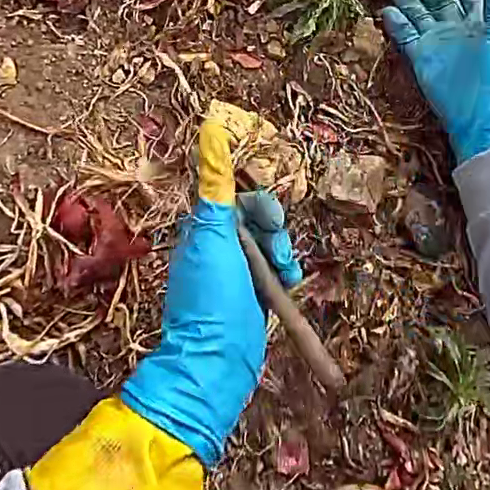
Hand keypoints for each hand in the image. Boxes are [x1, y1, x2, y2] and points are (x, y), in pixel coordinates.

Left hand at [121, 102, 299, 465]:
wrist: (216, 361)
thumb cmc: (212, 296)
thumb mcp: (214, 235)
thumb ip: (216, 184)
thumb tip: (210, 127)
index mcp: (201, 226)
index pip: (231, 192)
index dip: (255, 196)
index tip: (269, 211)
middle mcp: (216, 242)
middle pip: (254, 215)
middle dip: (271, 224)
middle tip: (276, 242)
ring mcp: (234, 268)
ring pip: (268, 240)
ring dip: (281, 249)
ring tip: (283, 269)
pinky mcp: (252, 291)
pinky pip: (275, 267)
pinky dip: (285, 270)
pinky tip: (289, 281)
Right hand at [382, 0, 489, 160]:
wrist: (482, 110)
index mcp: (481, 22)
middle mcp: (456, 30)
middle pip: (438, 1)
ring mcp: (436, 43)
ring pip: (419, 15)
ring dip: (408, 0)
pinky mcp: (420, 56)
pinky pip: (405, 36)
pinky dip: (397, 24)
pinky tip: (388, 11)